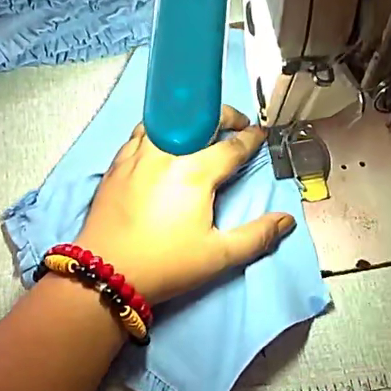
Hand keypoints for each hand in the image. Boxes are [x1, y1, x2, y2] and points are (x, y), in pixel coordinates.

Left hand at [73, 106, 295, 304]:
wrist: (105, 273)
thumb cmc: (165, 265)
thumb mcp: (218, 256)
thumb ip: (257, 236)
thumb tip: (286, 220)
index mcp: (195, 173)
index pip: (231, 146)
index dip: (251, 138)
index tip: (261, 134)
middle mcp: (165, 155)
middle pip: (198, 120)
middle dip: (222, 116)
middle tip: (236, 123)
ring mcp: (136, 157)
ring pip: (165, 121)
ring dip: (187, 119)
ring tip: (198, 129)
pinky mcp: (116, 166)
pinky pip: (140, 135)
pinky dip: (158, 131)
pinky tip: (162, 144)